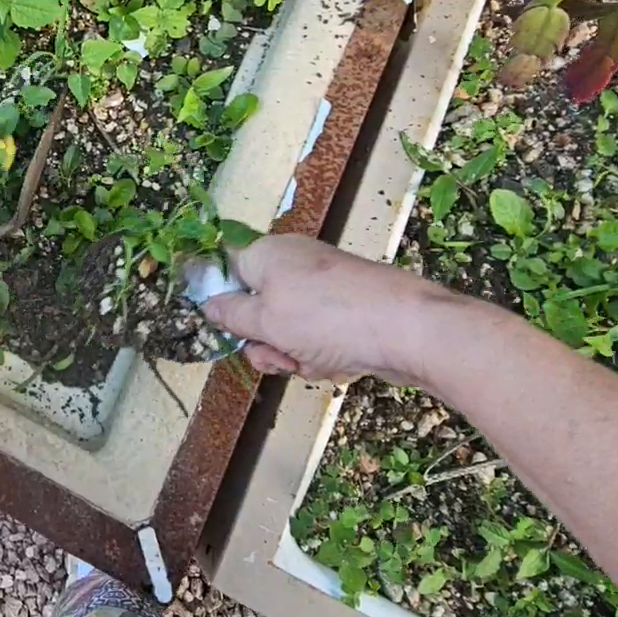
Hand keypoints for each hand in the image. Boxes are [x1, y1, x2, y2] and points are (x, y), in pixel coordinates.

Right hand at [202, 232, 467, 384]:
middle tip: (278, 357)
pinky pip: (318, 333)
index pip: (227, 271)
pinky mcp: (348, 307)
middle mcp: (292, 262)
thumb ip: (230, 314)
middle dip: (265, 340)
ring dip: (293, 352)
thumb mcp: (264, 321)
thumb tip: (208, 304)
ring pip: (288, 327)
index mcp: (266, 253)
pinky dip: (321, 352)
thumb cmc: (326, 318)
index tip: (229, 330)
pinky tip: (338, 363)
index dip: (224, 303)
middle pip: (258, 306)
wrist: (409, 329)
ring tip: (312, 362)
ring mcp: (323, 285)